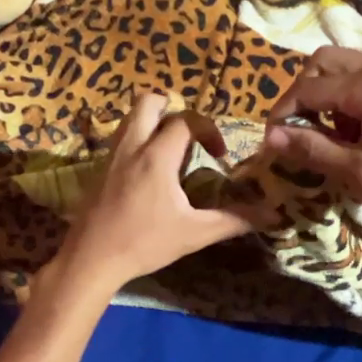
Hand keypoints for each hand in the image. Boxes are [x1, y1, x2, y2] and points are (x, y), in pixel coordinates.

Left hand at [53, 92, 255, 290]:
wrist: (90, 259)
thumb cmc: (143, 243)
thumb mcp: (194, 234)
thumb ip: (233, 220)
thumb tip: (271, 214)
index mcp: (156, 156)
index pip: (186, 120)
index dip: (209, 130)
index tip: (219, 156)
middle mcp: (131, 147)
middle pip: (149, 102)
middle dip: (173, 108)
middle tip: (188, 136)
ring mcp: (110, 156)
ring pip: (130, 118)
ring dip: (152, 123)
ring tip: (170, 151)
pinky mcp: (97, 170)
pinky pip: (119, 140)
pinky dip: (137, 142)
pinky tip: (147, 173)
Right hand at [260, 48, 361, 223]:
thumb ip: (316, 151)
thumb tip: (271, 139)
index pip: (305, 88)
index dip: (282, 114)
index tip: (273, 144)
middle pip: (322, 61)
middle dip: (301, 93)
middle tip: (303, 131)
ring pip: (346, 64)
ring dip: (328, 92)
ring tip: (335, 134)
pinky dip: (353, 92)